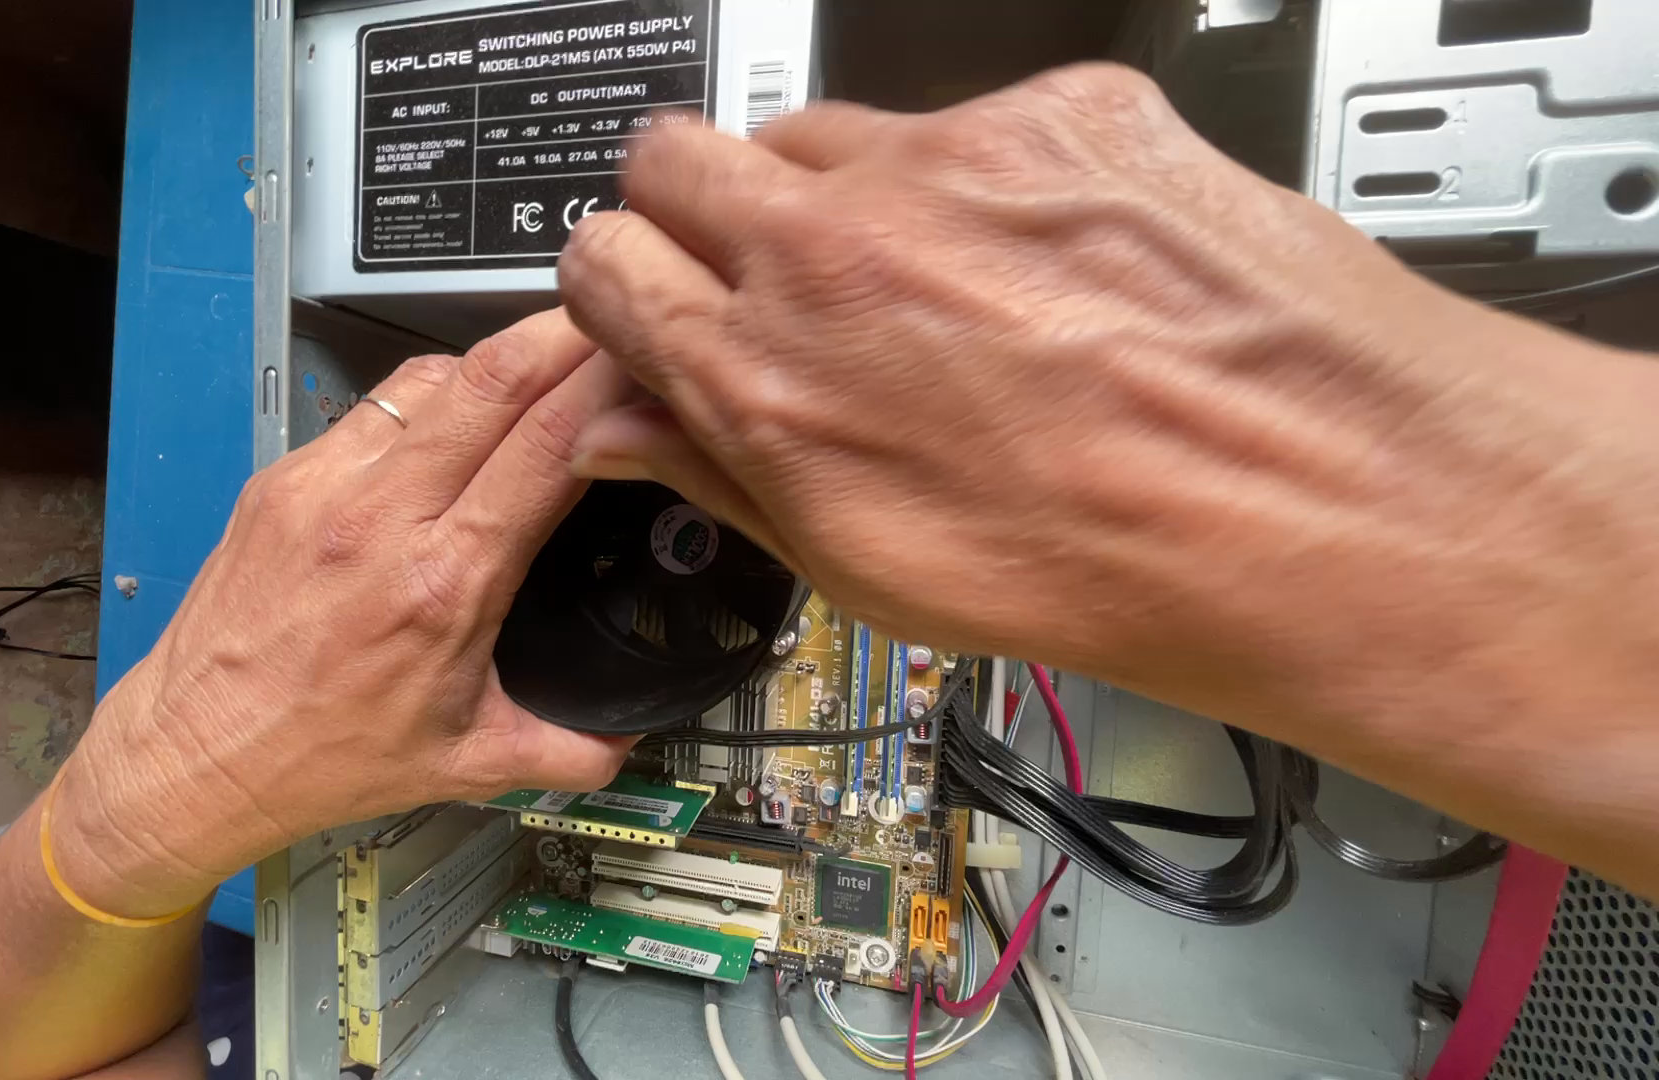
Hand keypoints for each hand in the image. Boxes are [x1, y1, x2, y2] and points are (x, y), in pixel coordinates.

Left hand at [47, 310, 636, 917]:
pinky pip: (384, 402)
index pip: (547, 447)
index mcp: (446, 582)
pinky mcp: (287, 474)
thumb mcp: (473, 764)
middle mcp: (384, 516)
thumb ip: (574, 751)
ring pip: (436, 375)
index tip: (646, 363)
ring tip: (550, 357)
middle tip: (615, 318)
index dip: (605, 389)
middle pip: (493, 380)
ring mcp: (326, 483)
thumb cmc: (331, 756)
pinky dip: (444, 388)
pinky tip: (468, 409)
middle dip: (565, 334)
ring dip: (504, 354)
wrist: (194, 755)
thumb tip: (635, 740)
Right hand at [556, 65, 1658, 753]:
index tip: (645, 307)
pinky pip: (943, 124)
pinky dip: (945, 188)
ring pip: (799, 131)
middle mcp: (831, 254)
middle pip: (667, 155)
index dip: (610, 286)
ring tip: (889, 282)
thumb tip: (621, 425)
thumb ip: (713, 469)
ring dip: (810, 199)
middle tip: (739, 272)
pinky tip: (1004, 265)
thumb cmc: (1076, 563)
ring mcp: (942, 169)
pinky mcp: (1053, 116)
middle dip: (677, 212)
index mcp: (765, 378)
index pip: (603, 267)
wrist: (1297, 509)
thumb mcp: (850, 561)